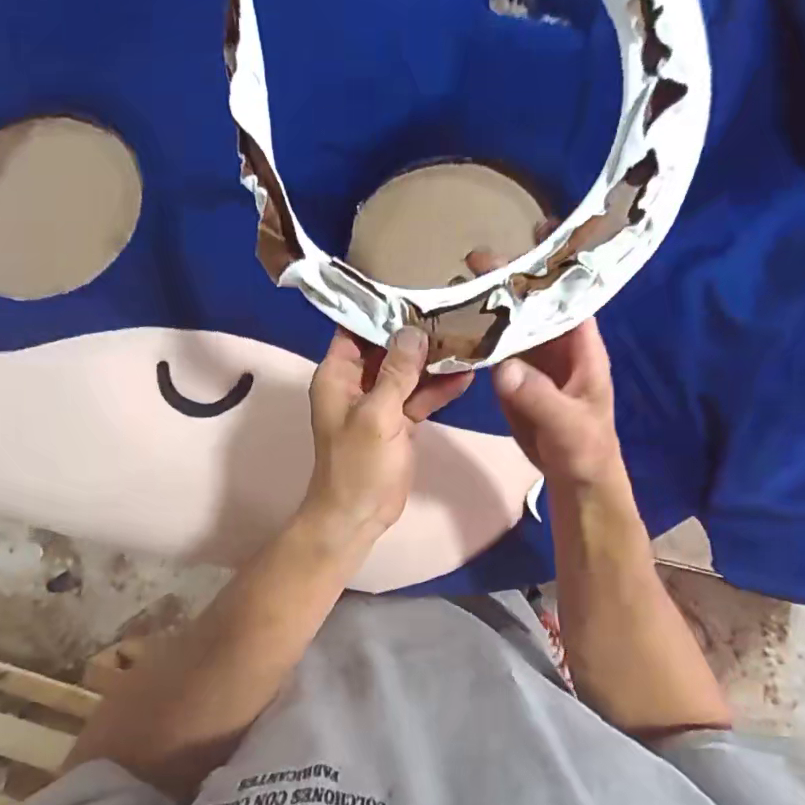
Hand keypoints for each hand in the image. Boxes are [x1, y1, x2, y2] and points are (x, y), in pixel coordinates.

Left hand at [303, 327, 472, 544]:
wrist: (357, 515)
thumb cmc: (357, 465)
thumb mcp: (376, 415)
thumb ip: (395, 373)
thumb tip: (412, 332)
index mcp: (337, 375)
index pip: (355, 330)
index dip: (379, 310)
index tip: (412, 288)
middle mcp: (356, 383)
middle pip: (385, 348)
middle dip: (414, 331)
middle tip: (450, 306)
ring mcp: (379, 403)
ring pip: (406, 372)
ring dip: (431, 359)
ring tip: (466, 334)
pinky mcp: (398, 422)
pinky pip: (419, 397)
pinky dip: (438, 388)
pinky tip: (467, 372)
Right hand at [468, 247, 624, 489]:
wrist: (573, 478)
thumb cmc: (584, 450)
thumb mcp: (569, 427)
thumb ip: (540, 398)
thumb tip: (503, 367)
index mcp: (582, 347)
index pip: (568, 295)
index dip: (552, 264)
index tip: (531, 233)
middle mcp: (557, 345)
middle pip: (531, 302)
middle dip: (507, 276)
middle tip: (473, 257)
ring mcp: (533, 359)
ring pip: (510, 321)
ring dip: (487, 302)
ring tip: (455, 281)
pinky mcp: (514, 376)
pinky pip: (493, 347)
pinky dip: (476, 333)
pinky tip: (453, 321)